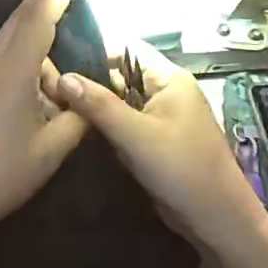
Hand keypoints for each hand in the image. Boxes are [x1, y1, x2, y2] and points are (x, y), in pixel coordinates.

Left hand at [0, 0, 88, 254]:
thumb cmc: (0, 173)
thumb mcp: (52, 149)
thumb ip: (79, 117)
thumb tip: (90, 97)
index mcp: (13, 68)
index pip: (39, 15)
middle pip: (21, 16)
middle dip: (48, 0)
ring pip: (12, 37)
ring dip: (39, 34)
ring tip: (69, 51)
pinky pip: (5, 55)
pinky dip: (27, 53)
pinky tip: (43, 78)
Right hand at [55, 41, 267, 249]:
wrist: (216, 219)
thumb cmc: (181, 169)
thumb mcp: (135, 135)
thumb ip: (99, 105)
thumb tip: (62, 77)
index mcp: (169, 78)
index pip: (128, 49)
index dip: (95, 52)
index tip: (60, 64)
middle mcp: (167, 91)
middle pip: (122, 76)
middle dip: (91, 84)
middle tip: (51, 91)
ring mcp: (163, 117)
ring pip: (122, 103)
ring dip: (97, 109)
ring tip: (57, 109)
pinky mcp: (157, 141)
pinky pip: (127, 125)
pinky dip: (108, 128)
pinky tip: (80, 132)